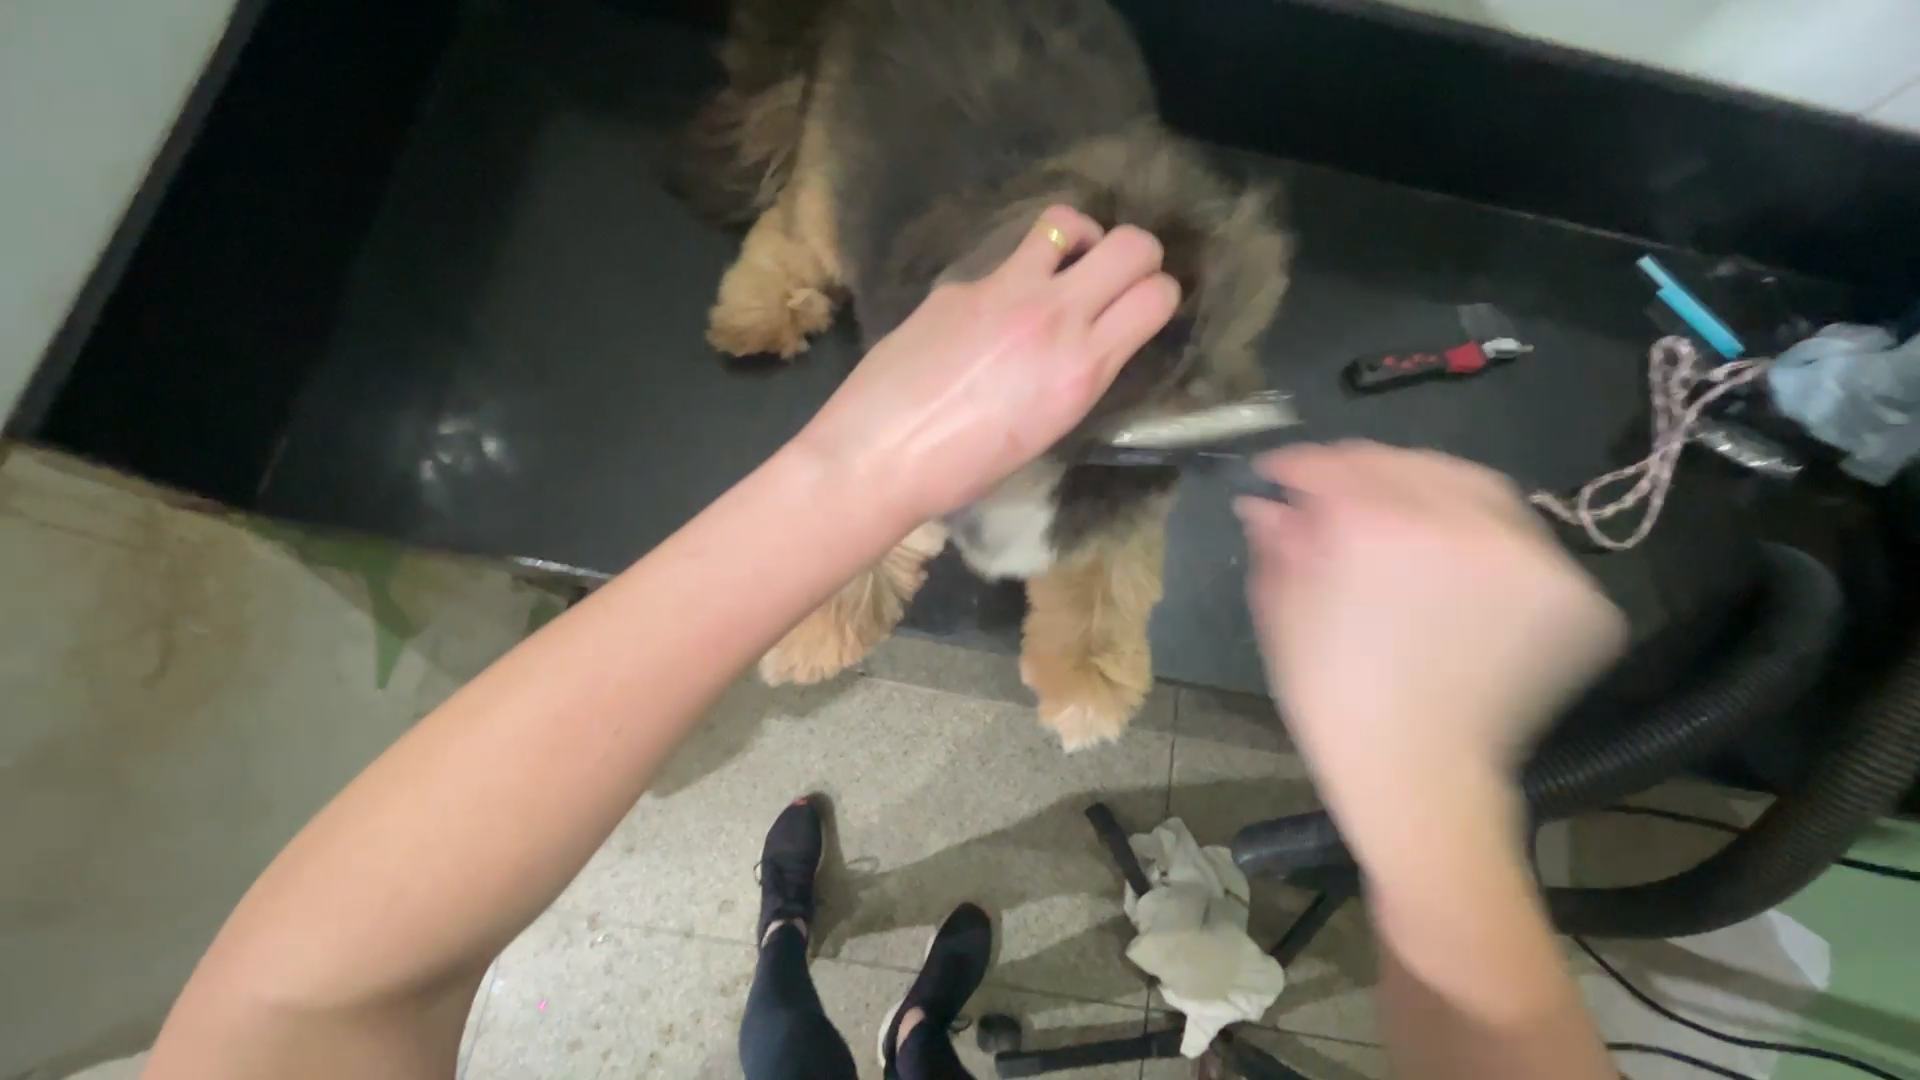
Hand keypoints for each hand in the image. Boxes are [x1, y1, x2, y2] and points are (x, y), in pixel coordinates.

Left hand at [793, 206, 1180, 523]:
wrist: (878, 457)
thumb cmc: (963, 471)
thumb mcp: (1043, 432)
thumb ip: (1075, 376)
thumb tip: (1086, 343)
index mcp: (1080, 370)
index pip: (1156, 296)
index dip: (1158, 295)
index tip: (1142, 308)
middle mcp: (1052, 317)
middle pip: (1132, 244)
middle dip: (1138, 256)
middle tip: (1117, 278)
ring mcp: (1002, 291)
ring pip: (1067, 222)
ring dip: (1079, 239)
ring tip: (1062, 267)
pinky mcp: (958, 285)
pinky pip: (1004, 262)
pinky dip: (1012, 279)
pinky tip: (983, 319)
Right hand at [1236, 442, 1626, 841]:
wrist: (1419, 774)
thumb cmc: (1333, 698)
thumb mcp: (1282, 616)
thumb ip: (1279, 545)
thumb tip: (1268, 504)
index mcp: (1376, 529)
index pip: (1334, 465)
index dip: (1298, 464)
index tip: (1280, 474)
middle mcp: (1460, 525)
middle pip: (1405, 462)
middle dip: (1361, 469)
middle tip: (1335, 490)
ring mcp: (1528, 555)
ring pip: (1473, 485)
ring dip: (1426, 487)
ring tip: (1398, 512)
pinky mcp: (1573, 591)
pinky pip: (1517, 536)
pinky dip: (1477, 533)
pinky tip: (1449, 556)